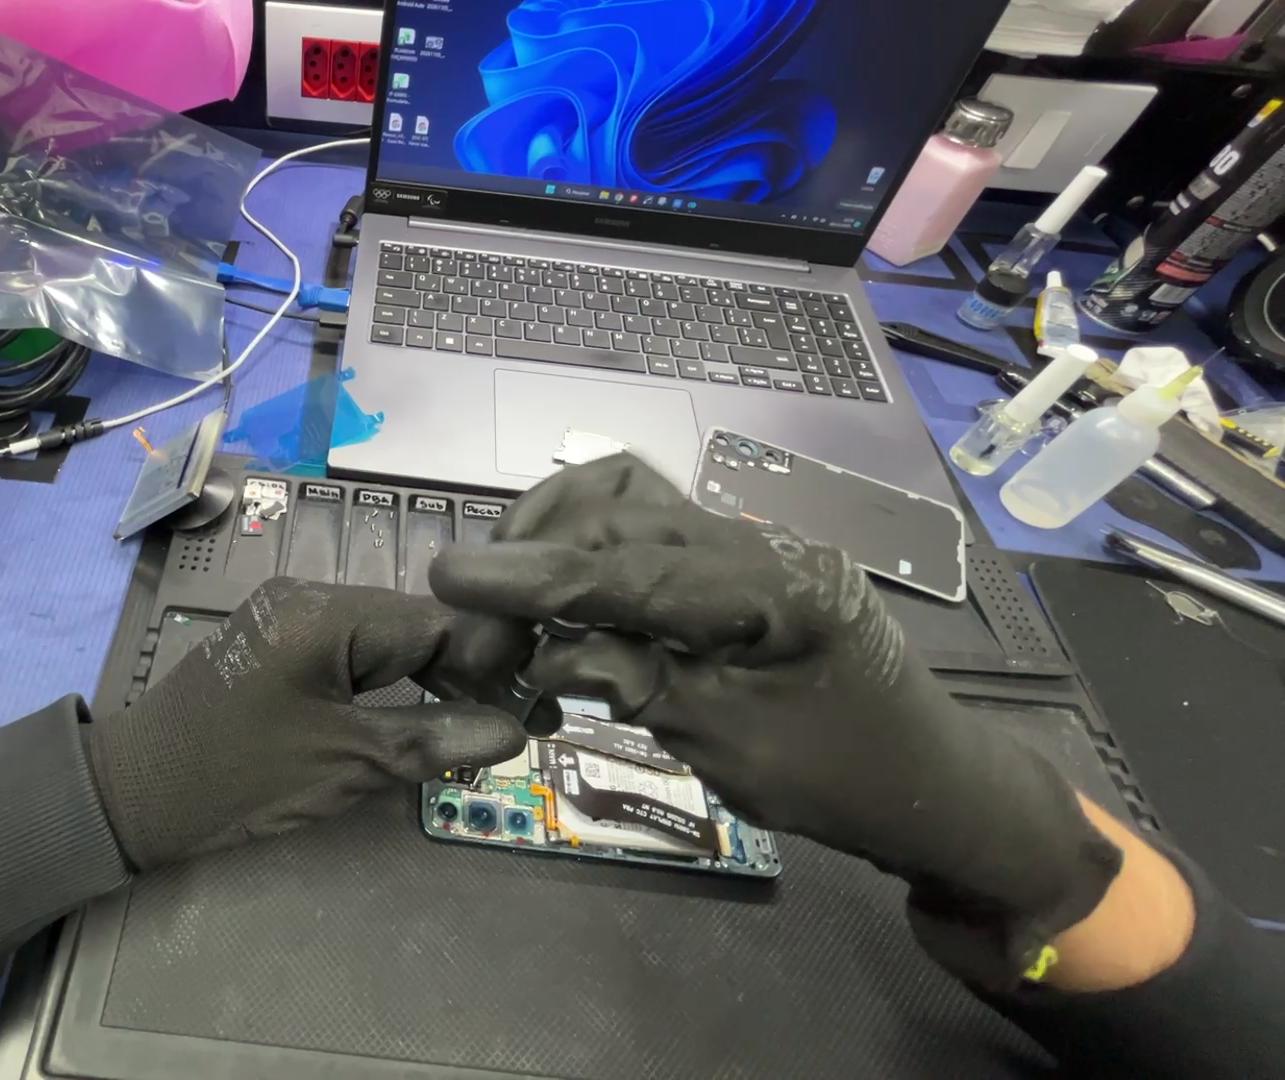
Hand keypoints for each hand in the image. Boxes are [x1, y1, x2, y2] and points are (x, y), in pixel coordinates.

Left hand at [85, 578, 526, 869]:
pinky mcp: (284, 640)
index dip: (489, 660)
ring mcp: (294, 614)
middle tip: (514, 719)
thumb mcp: (343, 763)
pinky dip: (389, 679)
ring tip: (476, 720)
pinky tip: (421, 708)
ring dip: (430, 675)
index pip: (434, 620)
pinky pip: (353, 649)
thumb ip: (432, 738)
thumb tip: (514, 728)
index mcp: (325, 612)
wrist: (135, 790)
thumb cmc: (237, 776)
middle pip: (412, 622)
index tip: (532, 703)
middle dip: (463, 669)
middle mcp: (312, 595)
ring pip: (386, 635)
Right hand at [430, 454, 1123, 986]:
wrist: (931, 778)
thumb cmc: (839, 778)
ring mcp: (738, 534)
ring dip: (550, 526)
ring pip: (620, 489)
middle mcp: (752, 538)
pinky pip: (636, 514)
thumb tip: (546, 650)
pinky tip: (559, 576)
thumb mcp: (730, 746)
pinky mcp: (721, 549)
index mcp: (772, 589)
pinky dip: (580, 533)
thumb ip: (635, 681)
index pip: (625, 568)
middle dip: (529, 561)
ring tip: (509, 582)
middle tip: (480, 628)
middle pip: (611, 511)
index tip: (449, 577)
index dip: (529, 575)